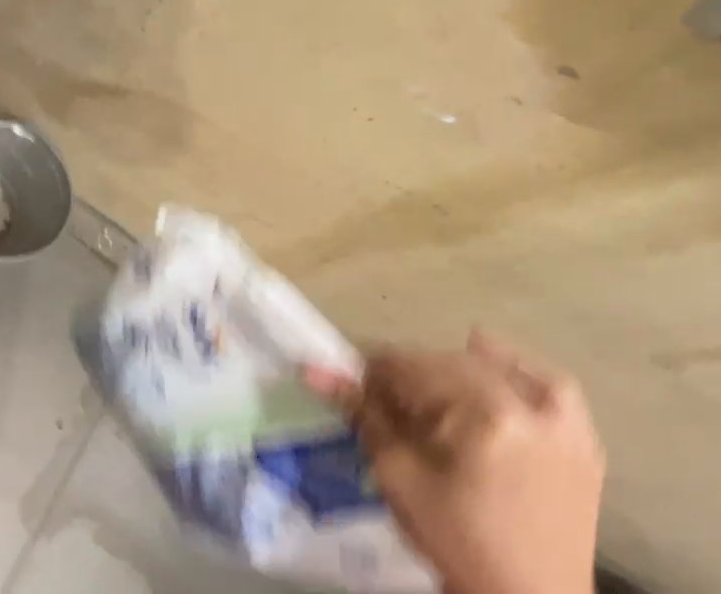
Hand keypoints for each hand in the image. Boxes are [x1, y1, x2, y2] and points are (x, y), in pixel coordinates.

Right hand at [305, 331, 604, 593]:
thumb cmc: (453, 535)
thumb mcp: (397, 474)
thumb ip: (362, 413)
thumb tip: (310, 369)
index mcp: (483, 416)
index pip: (409, 367)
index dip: (369, 372)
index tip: (345, 386)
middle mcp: (528, 410)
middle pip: (447, 365)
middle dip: (405, 374)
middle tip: (376, 398)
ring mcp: (562, 427)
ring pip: (493, 370)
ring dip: (450, 369)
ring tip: (424, 386)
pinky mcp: (579, 445)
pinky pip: (553, 389)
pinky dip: (519, 368)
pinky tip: (489, 356)